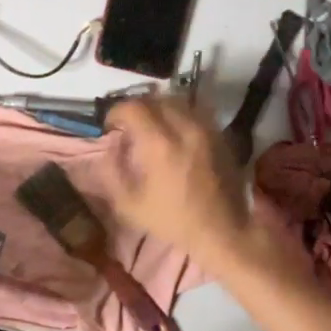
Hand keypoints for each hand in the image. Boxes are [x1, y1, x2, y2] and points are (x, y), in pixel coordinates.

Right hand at [106, 98, 256, 259]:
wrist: (221, 231)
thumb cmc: (173, 220)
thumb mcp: (130, 205)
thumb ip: (112, 172)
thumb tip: (110, 147)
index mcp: (160, 143)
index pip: (133, 107)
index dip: (116, 112)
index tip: (110, 128)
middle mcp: (185, 128)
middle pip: (155, 99)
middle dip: (137, 108)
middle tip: (129, 125)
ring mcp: (206, 129)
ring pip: (177, 101)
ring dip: (159, 108)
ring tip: (152, 126)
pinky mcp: (220, 135)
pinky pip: (195, 112)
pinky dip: (179, 115)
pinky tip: (175, 133)